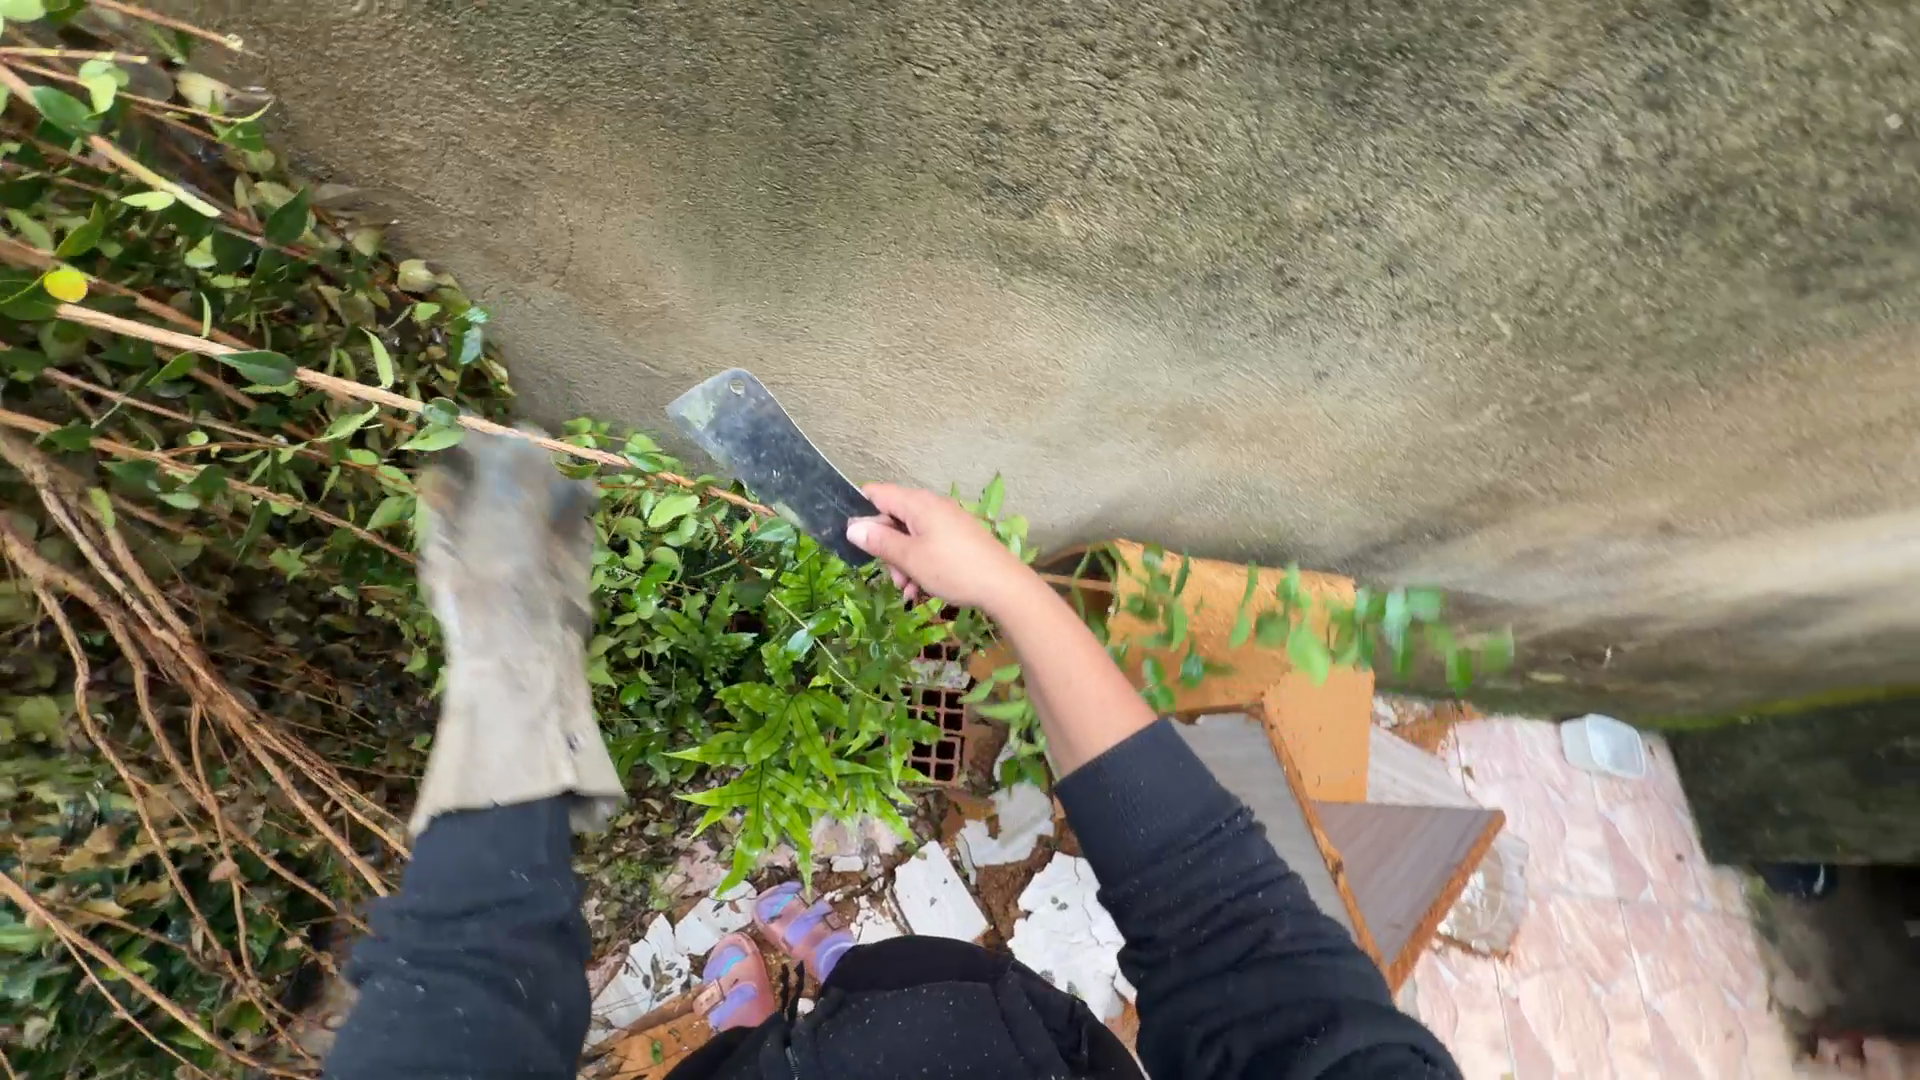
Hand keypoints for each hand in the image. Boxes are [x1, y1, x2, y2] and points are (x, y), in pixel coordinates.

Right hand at [846, 483, 1037, 614]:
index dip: (860, 511)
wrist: (1004, 586)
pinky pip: (929, 546)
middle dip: (886, 548)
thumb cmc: (953, 569)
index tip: (853, 538)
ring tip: (908, 589)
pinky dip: (921, 565)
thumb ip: (880, 541)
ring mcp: (948, 522)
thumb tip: (852, 527)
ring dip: (903, 562)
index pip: (877, 493)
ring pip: (911, 537)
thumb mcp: (910, 558)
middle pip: (894, 519)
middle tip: (890, 574)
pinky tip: (921, 590)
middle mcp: (932, 506)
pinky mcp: (959, 539)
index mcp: (918, 503)